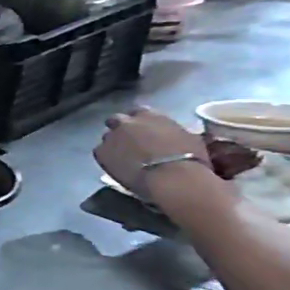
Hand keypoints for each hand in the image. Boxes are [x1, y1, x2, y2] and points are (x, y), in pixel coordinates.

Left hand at [94, 108, 212, 201]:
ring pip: (107, 137)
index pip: (137, 112)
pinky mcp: (101, 152)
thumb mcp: (187, 138)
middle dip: (121, 130)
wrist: (172, 177)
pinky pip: (99, 152)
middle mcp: (127, 121)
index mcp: (149, 115)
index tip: (141, 132)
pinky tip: (115, 167)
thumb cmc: (189, 159)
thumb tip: (171, 137)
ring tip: (122, 159)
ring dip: (113, 144)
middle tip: (128, 144)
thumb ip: (171, 132)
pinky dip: (106, 158)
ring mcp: (111, 136)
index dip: (138, 123)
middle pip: (117, 121)